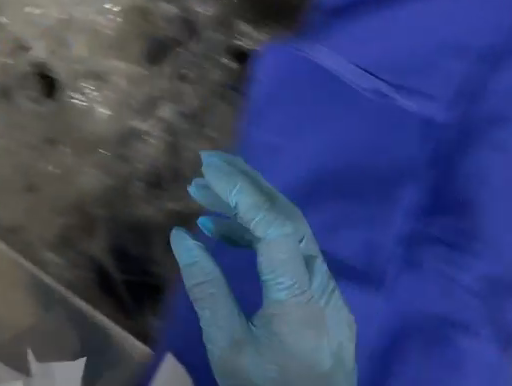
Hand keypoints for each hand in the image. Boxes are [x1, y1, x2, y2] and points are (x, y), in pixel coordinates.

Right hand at [170, 152, 355, 385]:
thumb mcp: (227, 349)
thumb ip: (207, 290)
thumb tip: (182, 235)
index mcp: (300, 301)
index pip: (276, 227)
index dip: (241, 191)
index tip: (205, 167)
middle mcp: (323, 290)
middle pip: (291, 219)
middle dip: (248, 183)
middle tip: (205, 162)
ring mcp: (329, 298)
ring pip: (295, 232)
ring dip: (251, 205)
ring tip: (203, 193)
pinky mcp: (325, 306)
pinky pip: (295, 252)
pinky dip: (260, 232)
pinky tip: (224, 233)